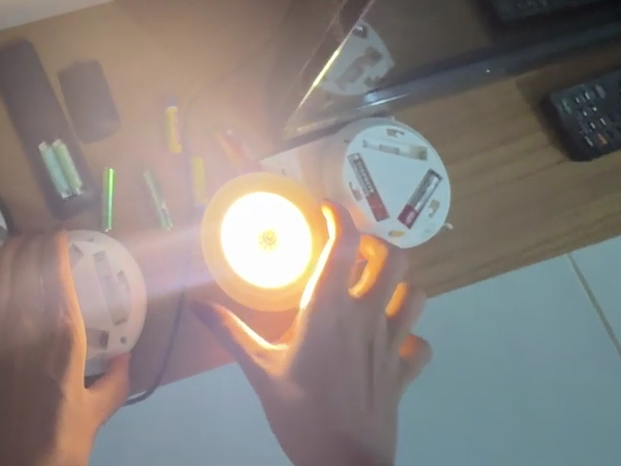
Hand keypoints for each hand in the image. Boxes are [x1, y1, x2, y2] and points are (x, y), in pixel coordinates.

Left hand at [0, 233, 131, 465]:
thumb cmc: (61, 445)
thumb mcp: (97, 413)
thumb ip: (115, 379)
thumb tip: (124, 354)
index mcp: (62, 332)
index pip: (54, 266)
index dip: (56, 241)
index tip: (63, 234)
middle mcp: (25, 322)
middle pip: (24, 260)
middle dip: (34, 240)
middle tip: (45, 238)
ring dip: (10, 255)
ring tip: (22, 248)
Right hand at [193, 203, 430, 465]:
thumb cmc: (299, 411)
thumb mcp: (259, 369)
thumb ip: (230, 332)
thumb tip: (196, 306)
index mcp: (329, 307)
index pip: (345, 243)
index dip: (341, 216)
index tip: (327, 210)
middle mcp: (366, 315)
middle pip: (394, 258)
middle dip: (378, 245)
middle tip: (356, 250)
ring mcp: (392, 343)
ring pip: (417, 295)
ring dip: (401, 285)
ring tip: (378, 288)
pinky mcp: (406, 373)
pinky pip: (423, 345)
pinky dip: (414, 337)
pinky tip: (395, 340)